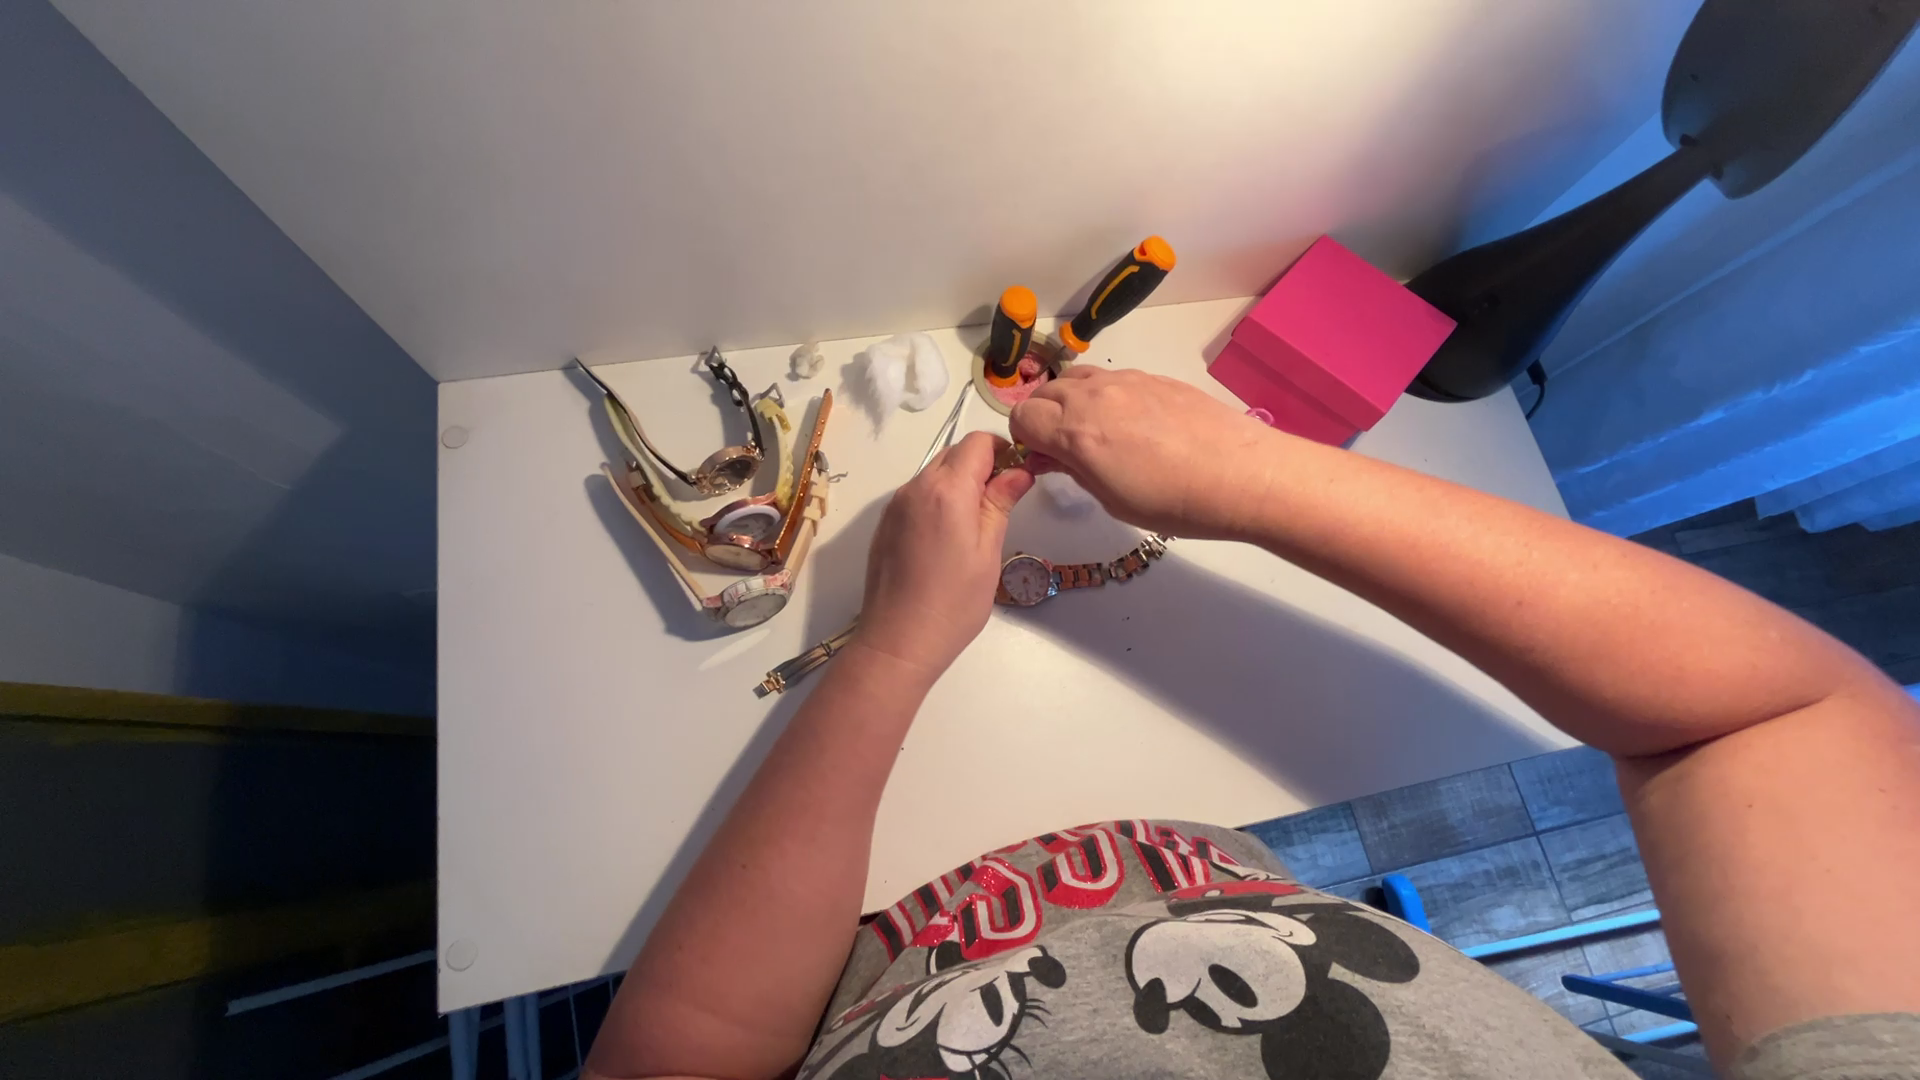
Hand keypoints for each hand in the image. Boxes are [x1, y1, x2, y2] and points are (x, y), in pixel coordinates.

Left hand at [856, 431, 1034, 680]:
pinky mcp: (885, 524)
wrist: (898, 641)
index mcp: (947, 490)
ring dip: (958, 483)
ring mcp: (895, 505)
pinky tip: (946, 538)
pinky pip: (916, 495)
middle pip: (953, 454)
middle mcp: (916, 487)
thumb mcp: (988, 553)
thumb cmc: (954, 603)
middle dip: (981, 466)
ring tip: (974, 524)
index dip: (1002, 451)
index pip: (977, 442)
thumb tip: (1019, 471)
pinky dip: (937, 500)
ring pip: (933, 473)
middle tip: (1000, 502)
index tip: (1017, 478)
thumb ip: (1000, 504)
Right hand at [1010, 367, 1284, 538]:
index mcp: (1075, 431)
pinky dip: (1101, 396)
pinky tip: (1129, 424)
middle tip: (1061, 449)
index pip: (1020, 417)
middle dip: (1041, 418)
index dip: (1023, 439)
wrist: (1240, 475)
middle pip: (1043, 393)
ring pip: (1074, 379)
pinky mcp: (1153, 377)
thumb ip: (1073, 471)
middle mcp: (1093, 397)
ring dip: (1068, 401)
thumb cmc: (1173, 502)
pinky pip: (1108, 379)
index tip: (1039, 459)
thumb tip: (1051, 458)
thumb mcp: (1111, 499)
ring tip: (1092, 431)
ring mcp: (1125, 381)